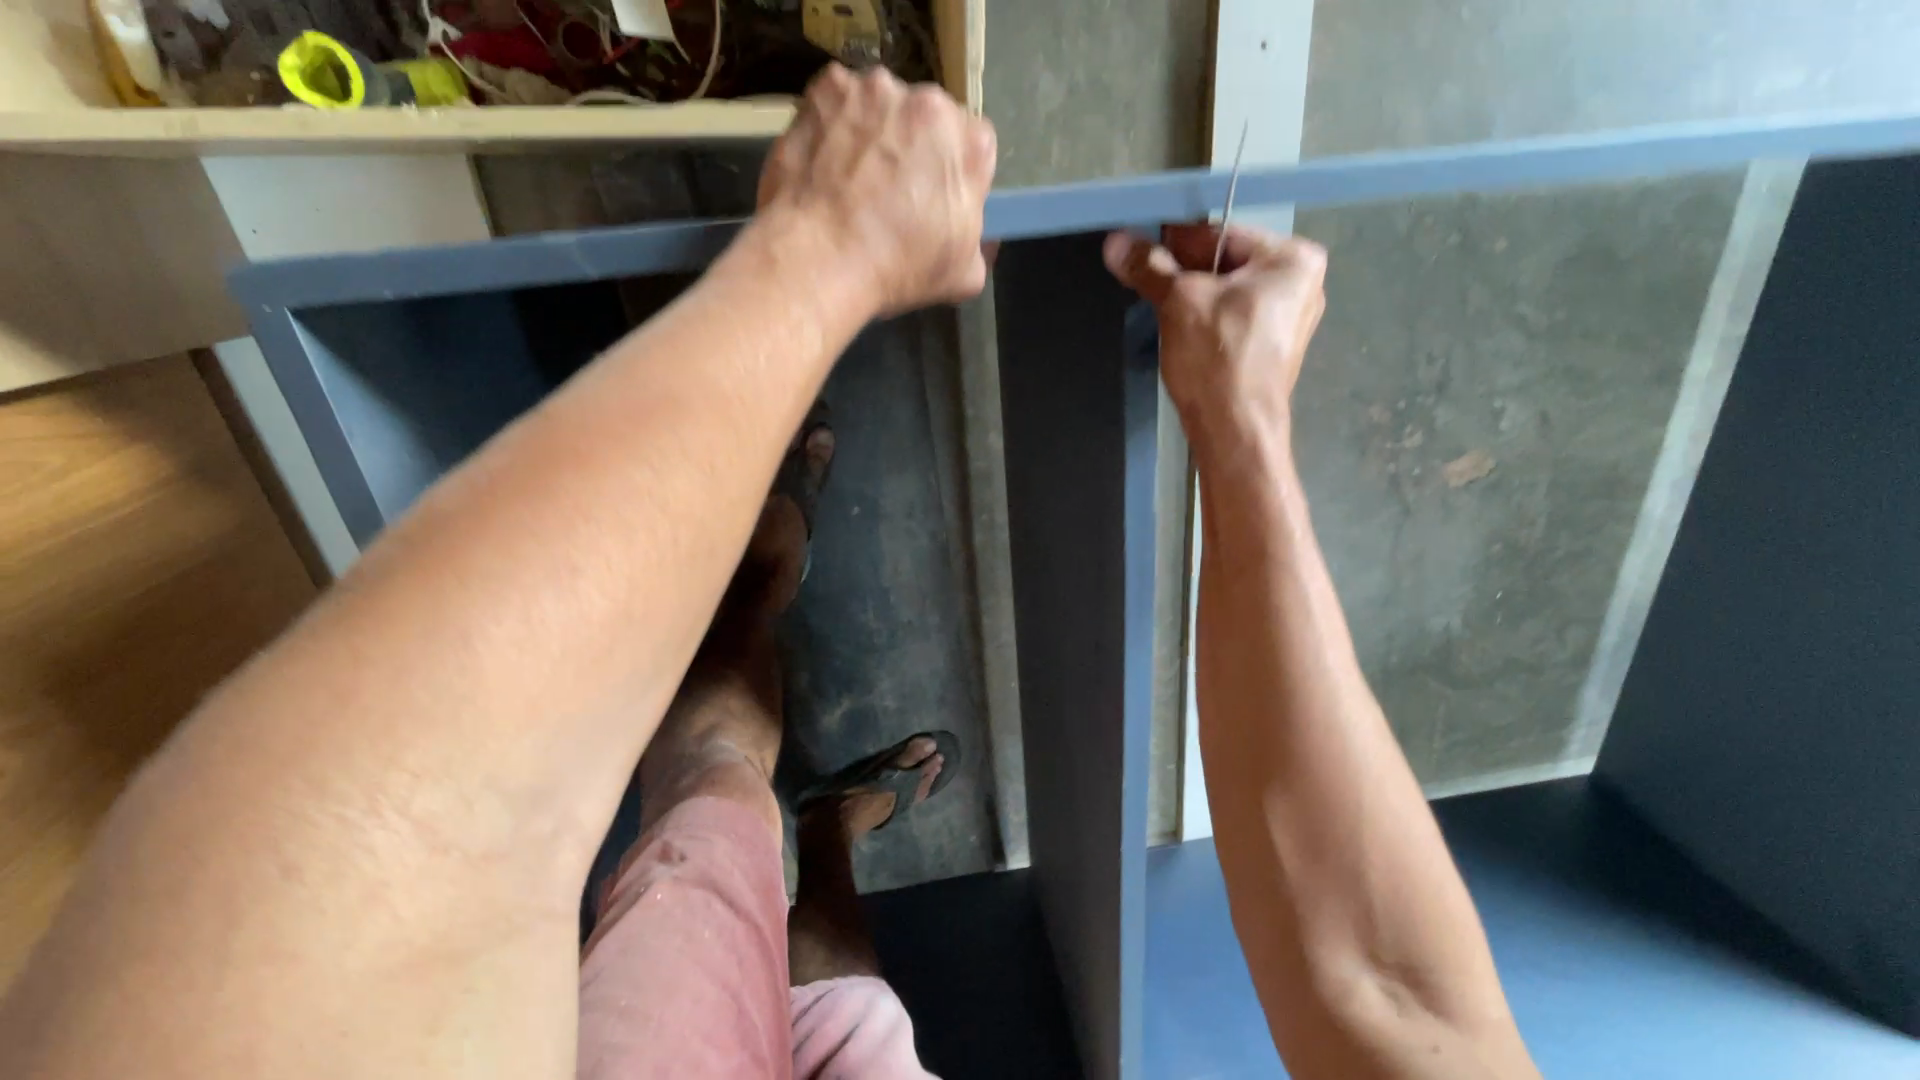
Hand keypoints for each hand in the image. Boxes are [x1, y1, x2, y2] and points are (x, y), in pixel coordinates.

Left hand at [758, 64, 996, 316]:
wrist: (822, 257)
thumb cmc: (899, 266)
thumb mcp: (963, 274)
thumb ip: (979, 245)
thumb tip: (973, 239)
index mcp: (971, 144)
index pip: (973, 147)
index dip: (951, 172)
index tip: (933, 197)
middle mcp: (928, 103)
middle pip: (926, 119)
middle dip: (913, 146)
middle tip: (889, 189)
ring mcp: (874, 90)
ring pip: (881, 106)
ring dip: (872, 131)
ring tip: (850, 176)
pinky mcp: (827, 89)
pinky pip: (836, 101)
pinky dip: (832, 123)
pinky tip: (823, 160)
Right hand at [1104, 225, 1326, 448]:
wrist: (1235, 429)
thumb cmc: (1217, 357)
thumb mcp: (1178, 302)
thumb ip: (1149, 267)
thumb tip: (1116, 243)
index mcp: (1293, 258)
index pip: (1220, 233)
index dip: (1175, 242)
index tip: (1140, 249)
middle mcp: (1303, 283)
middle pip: (1225, 263)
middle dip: (1184, 273)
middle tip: (1145, 282)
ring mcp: (1291, 320)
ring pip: (1227, 293)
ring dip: (1191, 298)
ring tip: (1160, 309)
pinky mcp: (1274, 349)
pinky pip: (1234, 319)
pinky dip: (1207, 321)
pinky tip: (1183, 334)